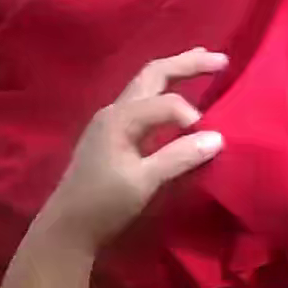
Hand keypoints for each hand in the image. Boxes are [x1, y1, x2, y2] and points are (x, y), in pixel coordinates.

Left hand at [34, 49, 228, 254]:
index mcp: (120, 117)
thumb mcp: (143, 183)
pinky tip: (177, 98)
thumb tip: (217, 137)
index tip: (209, 143)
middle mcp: (114, 110)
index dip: (192, 116)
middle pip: (154, 74)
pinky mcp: (112, 134)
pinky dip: (165, 91)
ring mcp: (111, 120)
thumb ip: (179, 157)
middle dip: (187, 64)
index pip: (167, 102)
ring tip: (203, 63)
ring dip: (176, 72)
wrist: (67, 229)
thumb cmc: (102, 205)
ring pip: (146, 84)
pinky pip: (143, 101)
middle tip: (221, 59)